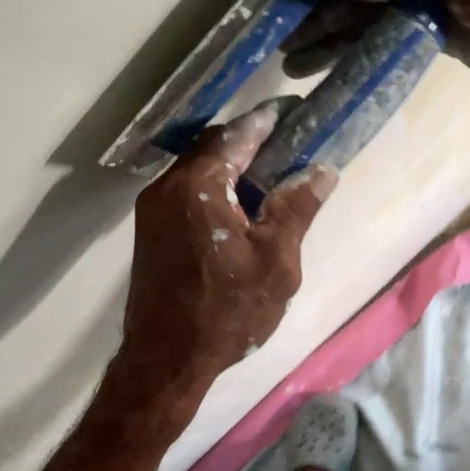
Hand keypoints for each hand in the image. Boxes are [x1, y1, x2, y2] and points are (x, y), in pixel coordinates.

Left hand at [121, 104, 335, 377]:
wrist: (165, 358)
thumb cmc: (225, 312)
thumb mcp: (275, 262)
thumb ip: (295, 209)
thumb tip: (320, 170)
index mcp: (196, 186)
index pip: (235, 135)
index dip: (267, 121)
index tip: (295, 111)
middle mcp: (166, 188)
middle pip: (210, 148)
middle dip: (248, 144)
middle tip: (289, 148)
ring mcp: (151, 210)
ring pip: (195, 171)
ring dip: (229, 169)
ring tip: (270, 180)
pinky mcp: (149, 231)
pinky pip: (184, 194)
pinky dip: (212, 190)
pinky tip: (240, 209)